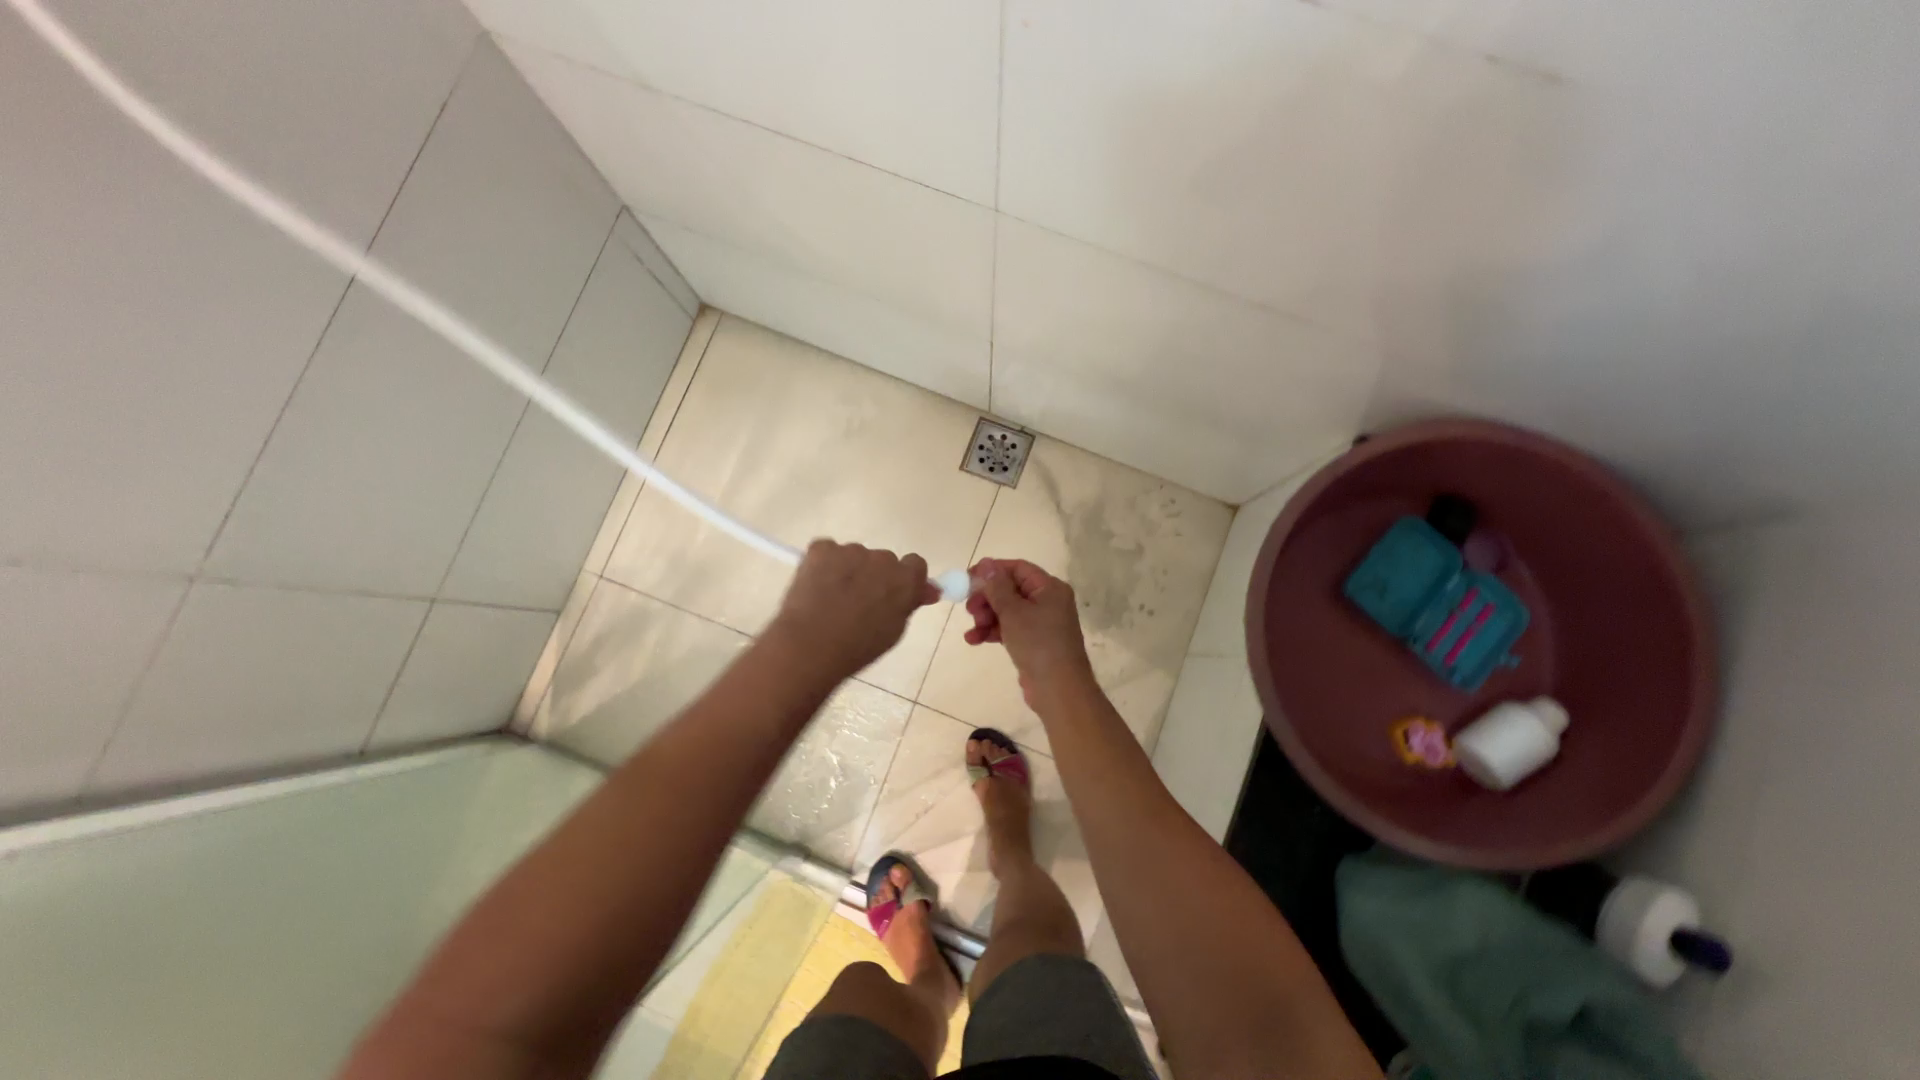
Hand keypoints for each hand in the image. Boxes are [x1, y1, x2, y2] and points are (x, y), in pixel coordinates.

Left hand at [768, 540, 939, 676]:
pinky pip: (828, 552)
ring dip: (849, 570)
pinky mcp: (821, 548)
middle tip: (858, 603)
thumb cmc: (857, 647)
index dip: (904, 579)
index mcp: (905, 579)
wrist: (809, 646)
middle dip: (874, 576)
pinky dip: (824, 565)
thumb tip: (928, 589)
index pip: (915, 565)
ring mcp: (850, 550)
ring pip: (854, 556)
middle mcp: (882, 558)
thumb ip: (910, 604)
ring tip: (831, 600)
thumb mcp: (893, 631)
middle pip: (883, 561)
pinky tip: (815, 589)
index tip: (893, 595)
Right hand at [963, 558, 1095, 710]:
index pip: (1017, 568)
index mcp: (1050, 588)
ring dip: (986, 617)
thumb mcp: (1013, 612)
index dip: (992, 571)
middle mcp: (1048, 601)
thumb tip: (987, 563)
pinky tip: (974, 640)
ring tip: (972, 630)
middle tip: (969, 609)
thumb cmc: (1038, 644)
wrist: (1058, 689)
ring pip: (1007, 611)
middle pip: (1010, 589)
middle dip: (987, 598)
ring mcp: (1041, 623)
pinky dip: (992, 631)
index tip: (967, 578)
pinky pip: (1009, 628)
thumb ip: (997, 586)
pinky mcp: (1034, 642)